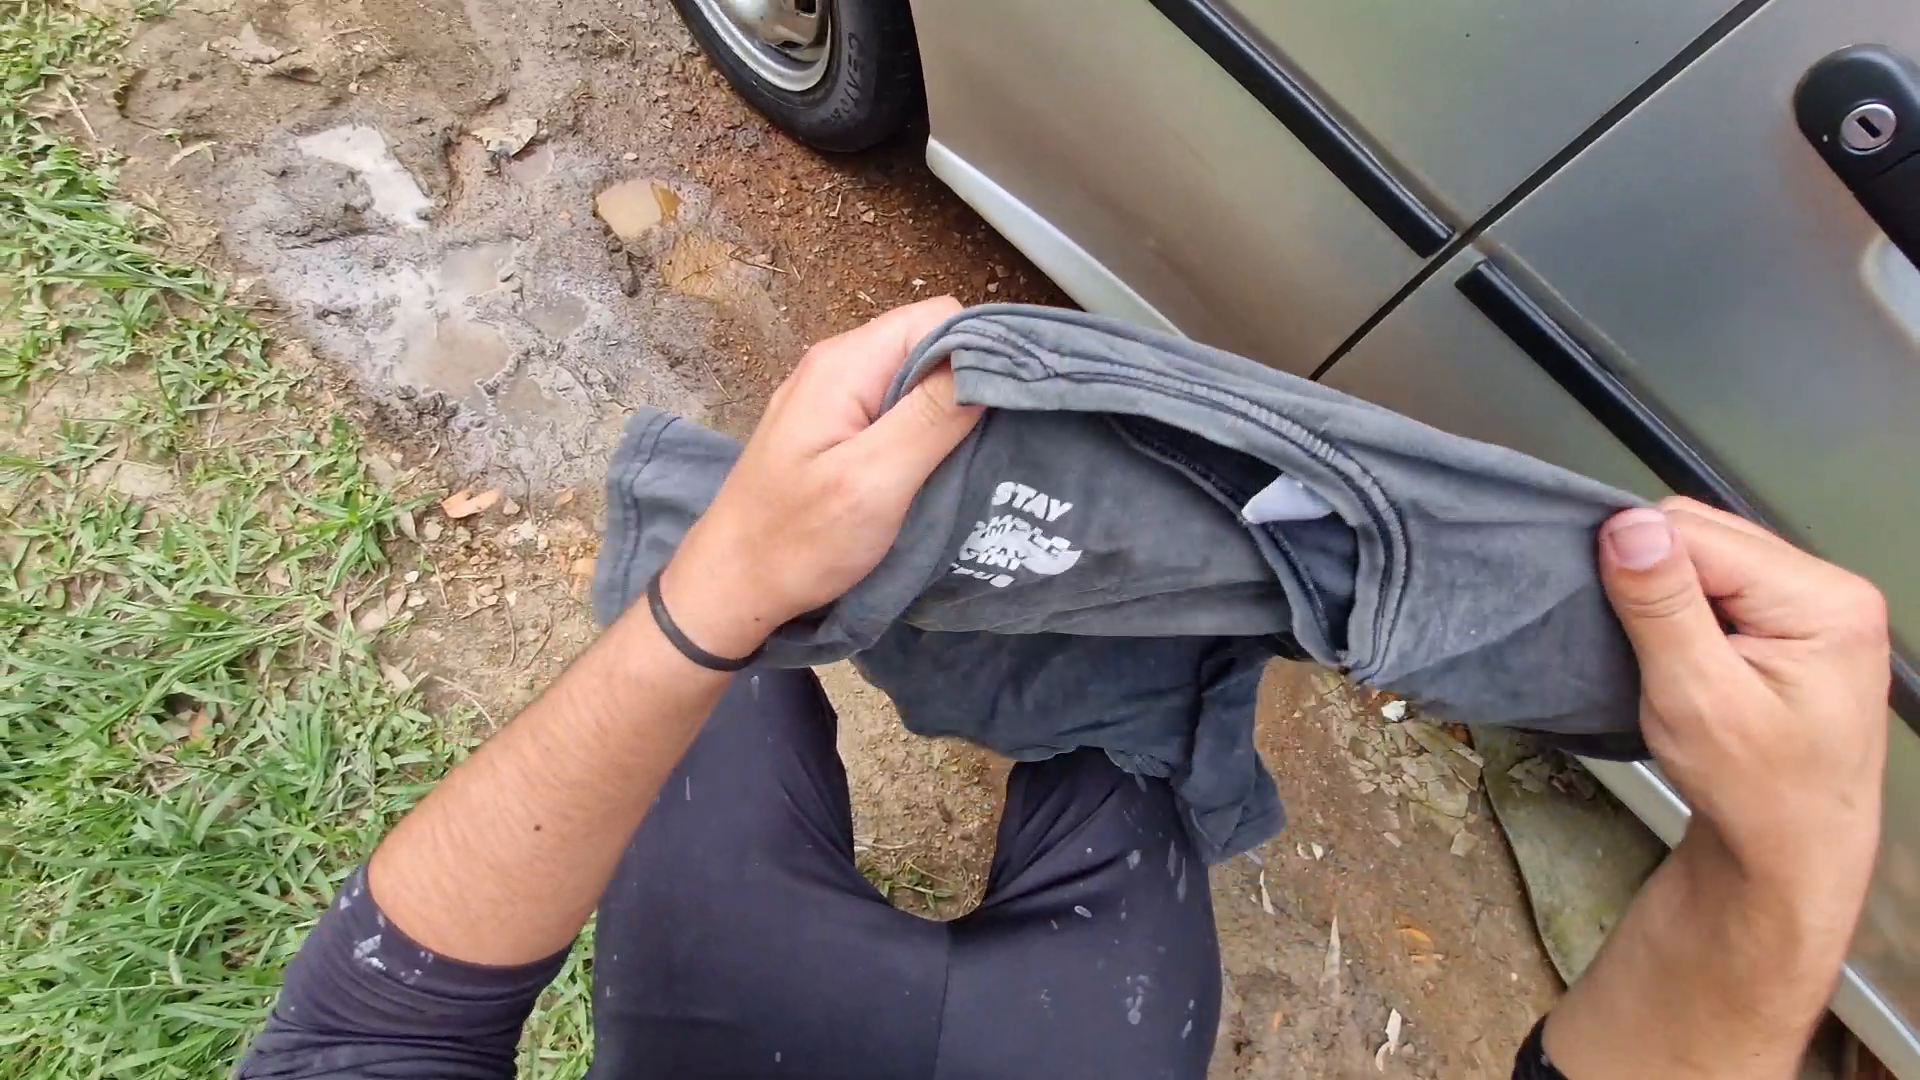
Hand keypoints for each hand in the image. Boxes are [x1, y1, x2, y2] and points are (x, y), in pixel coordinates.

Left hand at [659, 298, 980, 658]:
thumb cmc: (797, 540)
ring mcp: (833, 399)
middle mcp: (838, 367)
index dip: (981, 352)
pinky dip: (922, 436)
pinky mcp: (834, 431)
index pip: (937, 318)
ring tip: (966, 463)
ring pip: (915, 383)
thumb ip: (929, 418)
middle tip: (991, 444)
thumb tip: (989, 364)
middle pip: (928, 346)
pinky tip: (933, 472)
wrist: (733, 586)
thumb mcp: (872, 481)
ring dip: (948, 416)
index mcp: (845, 364)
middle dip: (968, 386)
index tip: (1008, 406)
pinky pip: (894, 413)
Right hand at [1597, 495, 1887, 919]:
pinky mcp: (1779, 617)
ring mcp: (1805, 600)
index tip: (1605, 612)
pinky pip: (1702, 575)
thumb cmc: (1748, 779)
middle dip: (1643, 568)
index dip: (1633, 561)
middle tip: (1625, 631)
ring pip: (1694, 549)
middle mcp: (1823, 585)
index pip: (1695, 532)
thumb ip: (1662, 605)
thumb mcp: (1693, 693)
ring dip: (1650, 583)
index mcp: (1819, 598)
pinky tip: (1660, 634)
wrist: (1784, 841)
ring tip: (1643, 636)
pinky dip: (1663, 596)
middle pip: (1697, 530)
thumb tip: (1627, 523)